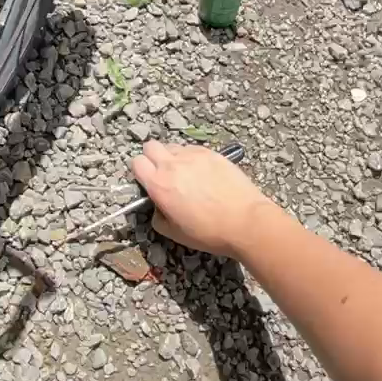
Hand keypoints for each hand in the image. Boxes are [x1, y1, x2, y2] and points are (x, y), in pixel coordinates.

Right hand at [129, 141, 277, 257]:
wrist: (245, 221)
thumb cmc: (210, 232)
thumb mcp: (175, 234)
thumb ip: (158, 217)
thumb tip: (158, 207)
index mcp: (159, 184)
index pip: (136, 162)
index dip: (140, 171)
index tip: (147, 180)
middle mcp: (172, 165)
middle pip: (151, 146)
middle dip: (152, 157)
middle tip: (163, 173)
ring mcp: (193, 156)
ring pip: (173, 146)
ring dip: (173, 157)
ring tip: (185, 173)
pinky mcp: (211, 153)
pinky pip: (193, 149)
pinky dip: (192, 158)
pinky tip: (203, 173)